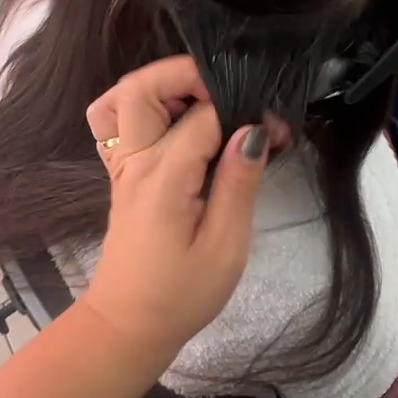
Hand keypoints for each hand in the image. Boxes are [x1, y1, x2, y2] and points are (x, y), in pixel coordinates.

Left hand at [81, 56, 270, 360]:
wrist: (128, 323)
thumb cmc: (181, 294)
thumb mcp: (225, 246)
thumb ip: (238, 182)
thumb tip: (253, 130)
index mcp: (163, 176)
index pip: (204, 115)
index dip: (246, 111)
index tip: (279, 132)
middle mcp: (134, 161)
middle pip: (141, 86)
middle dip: (187, 74)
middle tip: (232, 96)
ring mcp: (121, 166)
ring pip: (122, 98)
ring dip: (161, 86)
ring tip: (204, 104)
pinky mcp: (121, 175)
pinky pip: (118, 123)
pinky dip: (144, 108)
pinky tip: (178, 126)